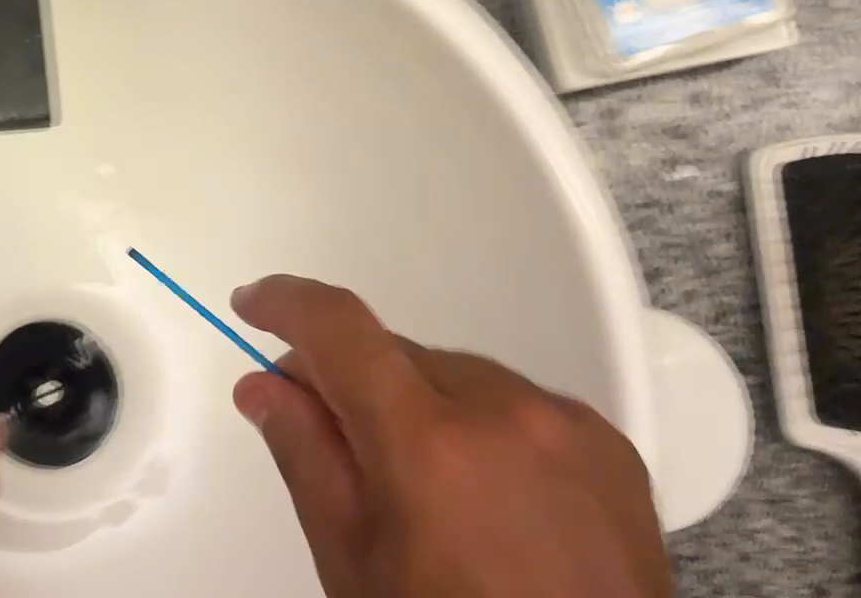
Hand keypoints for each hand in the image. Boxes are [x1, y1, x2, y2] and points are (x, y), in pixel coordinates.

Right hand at [230, 276, 673, 597]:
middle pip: (391, 353)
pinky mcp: (609, 444)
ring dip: (410, 398)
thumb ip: (303, 454)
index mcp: (429, 444)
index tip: (251, 304)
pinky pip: (509, 398)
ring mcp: (565, 424)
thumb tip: (263, 386)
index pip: (339, 328)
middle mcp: (503, 411)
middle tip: (322, 428)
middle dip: (344, 376)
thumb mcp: (352, 560)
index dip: (285, 301)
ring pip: (448, 370)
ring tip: (414, 478)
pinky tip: (477, 485)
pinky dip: (472, 420)